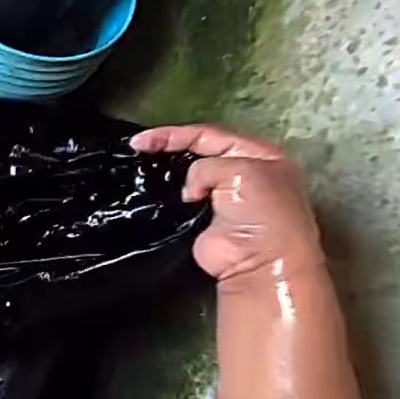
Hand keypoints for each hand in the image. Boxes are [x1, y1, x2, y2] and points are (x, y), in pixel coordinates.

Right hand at [129, 124, 323, 286]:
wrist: (260, 264)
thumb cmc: (263, 213)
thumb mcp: (241, 170)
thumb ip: (205, 167)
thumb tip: (188, 190)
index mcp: (258, 155)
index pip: (207, 135)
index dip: (173, 134)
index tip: (141, 141)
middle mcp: (240, 172)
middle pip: (194, 152)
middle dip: (166, 148)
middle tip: (137, 149)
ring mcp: (219, 198)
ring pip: (183, 175)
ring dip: (163, 172)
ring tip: (138, 168)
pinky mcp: (200, 219)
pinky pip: (175, 200)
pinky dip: (162, 195)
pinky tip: (146, 190)